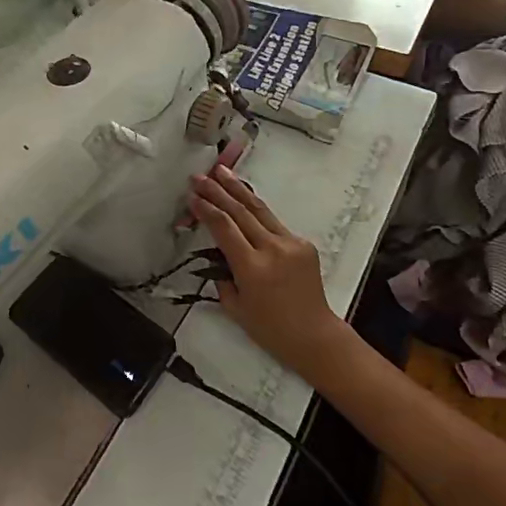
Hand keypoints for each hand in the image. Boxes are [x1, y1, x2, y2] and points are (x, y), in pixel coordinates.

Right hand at [189, 166, 352, 379]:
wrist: (313, 334)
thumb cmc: (270, 329)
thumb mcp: (235, 308)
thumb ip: (223, 278)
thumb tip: (218, 255)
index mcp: (252, 268)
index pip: (224, 228)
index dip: (206, 209)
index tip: (192, 196)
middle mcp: (272, 249)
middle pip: (240, 212)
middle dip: (218, 191)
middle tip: (201, 176)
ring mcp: (291, 243)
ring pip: (260, 210)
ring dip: (239, 190)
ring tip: (223, 172)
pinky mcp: (304, 244)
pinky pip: (275, 225)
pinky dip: (258, 213)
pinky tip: (246, 202)